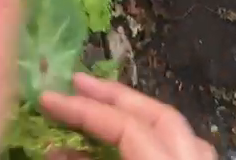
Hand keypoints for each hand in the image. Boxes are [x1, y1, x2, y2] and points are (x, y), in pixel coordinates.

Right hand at [41, 73, 214, 159]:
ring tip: (105, 105)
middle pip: (161, 116)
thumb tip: (51, 149)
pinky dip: (159, 139)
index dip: (83, 110)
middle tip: (75, 82)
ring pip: (183, 132)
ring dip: (140, 113)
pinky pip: (188, 152)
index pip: (126, 126)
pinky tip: (137, 143)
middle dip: (116, 96)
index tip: (47, 99)